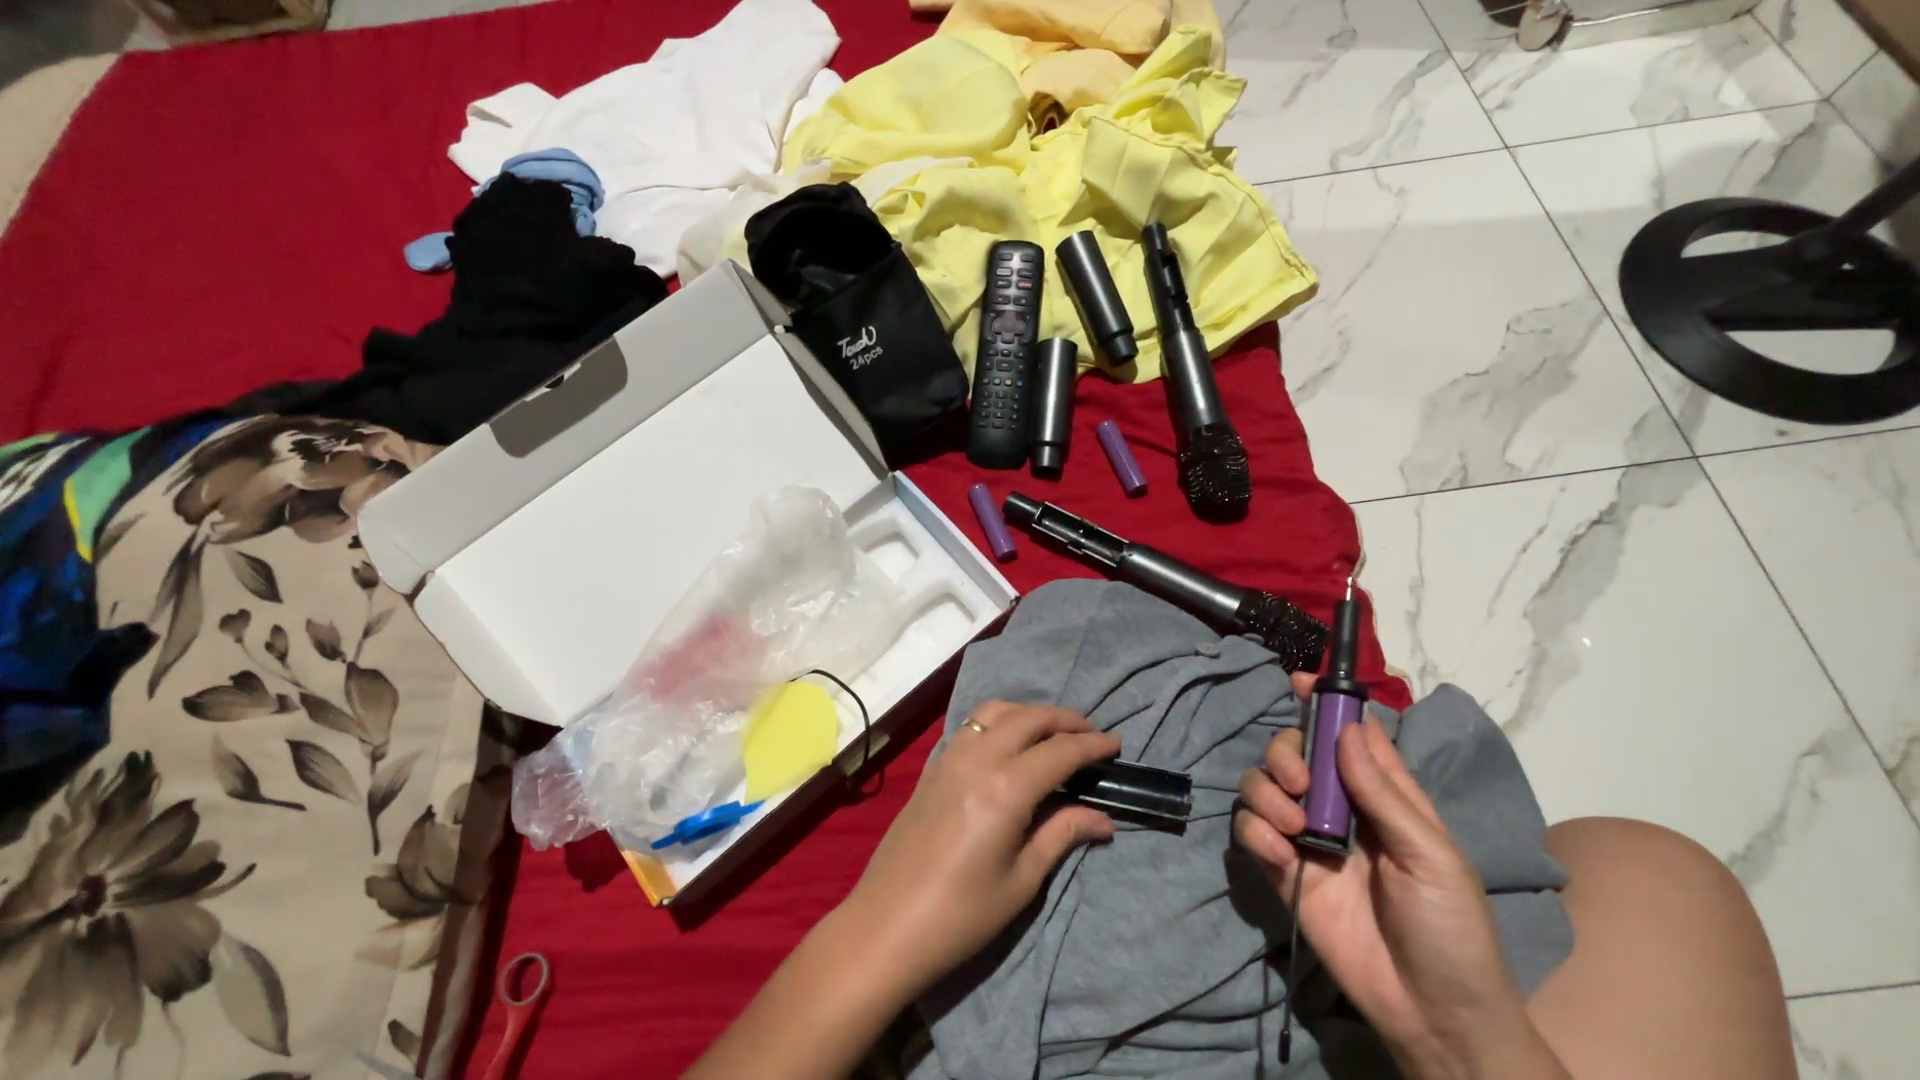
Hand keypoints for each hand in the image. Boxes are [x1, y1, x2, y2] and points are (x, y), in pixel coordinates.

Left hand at [845, 701, 1120, 993]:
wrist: (886, 925)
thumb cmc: (961, 915)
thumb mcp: (1022, 880)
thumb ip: (1062, 835)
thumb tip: (1103, 818)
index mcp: (1006, 788)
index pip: (1060, 750)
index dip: (1092, 745)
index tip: (1117, 744)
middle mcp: (977, 760)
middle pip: (1029, 718)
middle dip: (1065, 720)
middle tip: (1091, 736)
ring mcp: (949, 760)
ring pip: (996, 712)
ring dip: (1030, 714)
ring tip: (1053, 734)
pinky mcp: (931, 769)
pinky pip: (971, 727)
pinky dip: (999, 722)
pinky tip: (1010, 745)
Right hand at [1235, 675, 1559, 1079]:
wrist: (1431, 1011)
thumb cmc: (1452, 929)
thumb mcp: (1432, 856)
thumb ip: (1384, 793)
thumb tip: (1349, 727)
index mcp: (1386, 798)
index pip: (1350, 737)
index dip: (1325, 706)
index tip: (1300, 681)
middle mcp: (1341, 810)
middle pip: (1294, 753)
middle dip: (1286, 754)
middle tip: (1302, 785)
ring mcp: (1308, 840)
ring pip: (1263, 786)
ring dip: (1267, 792)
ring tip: (1294, 826)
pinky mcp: (1283, 873)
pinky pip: (1251, 833)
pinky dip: (1256, 832)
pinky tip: (1281, 853)